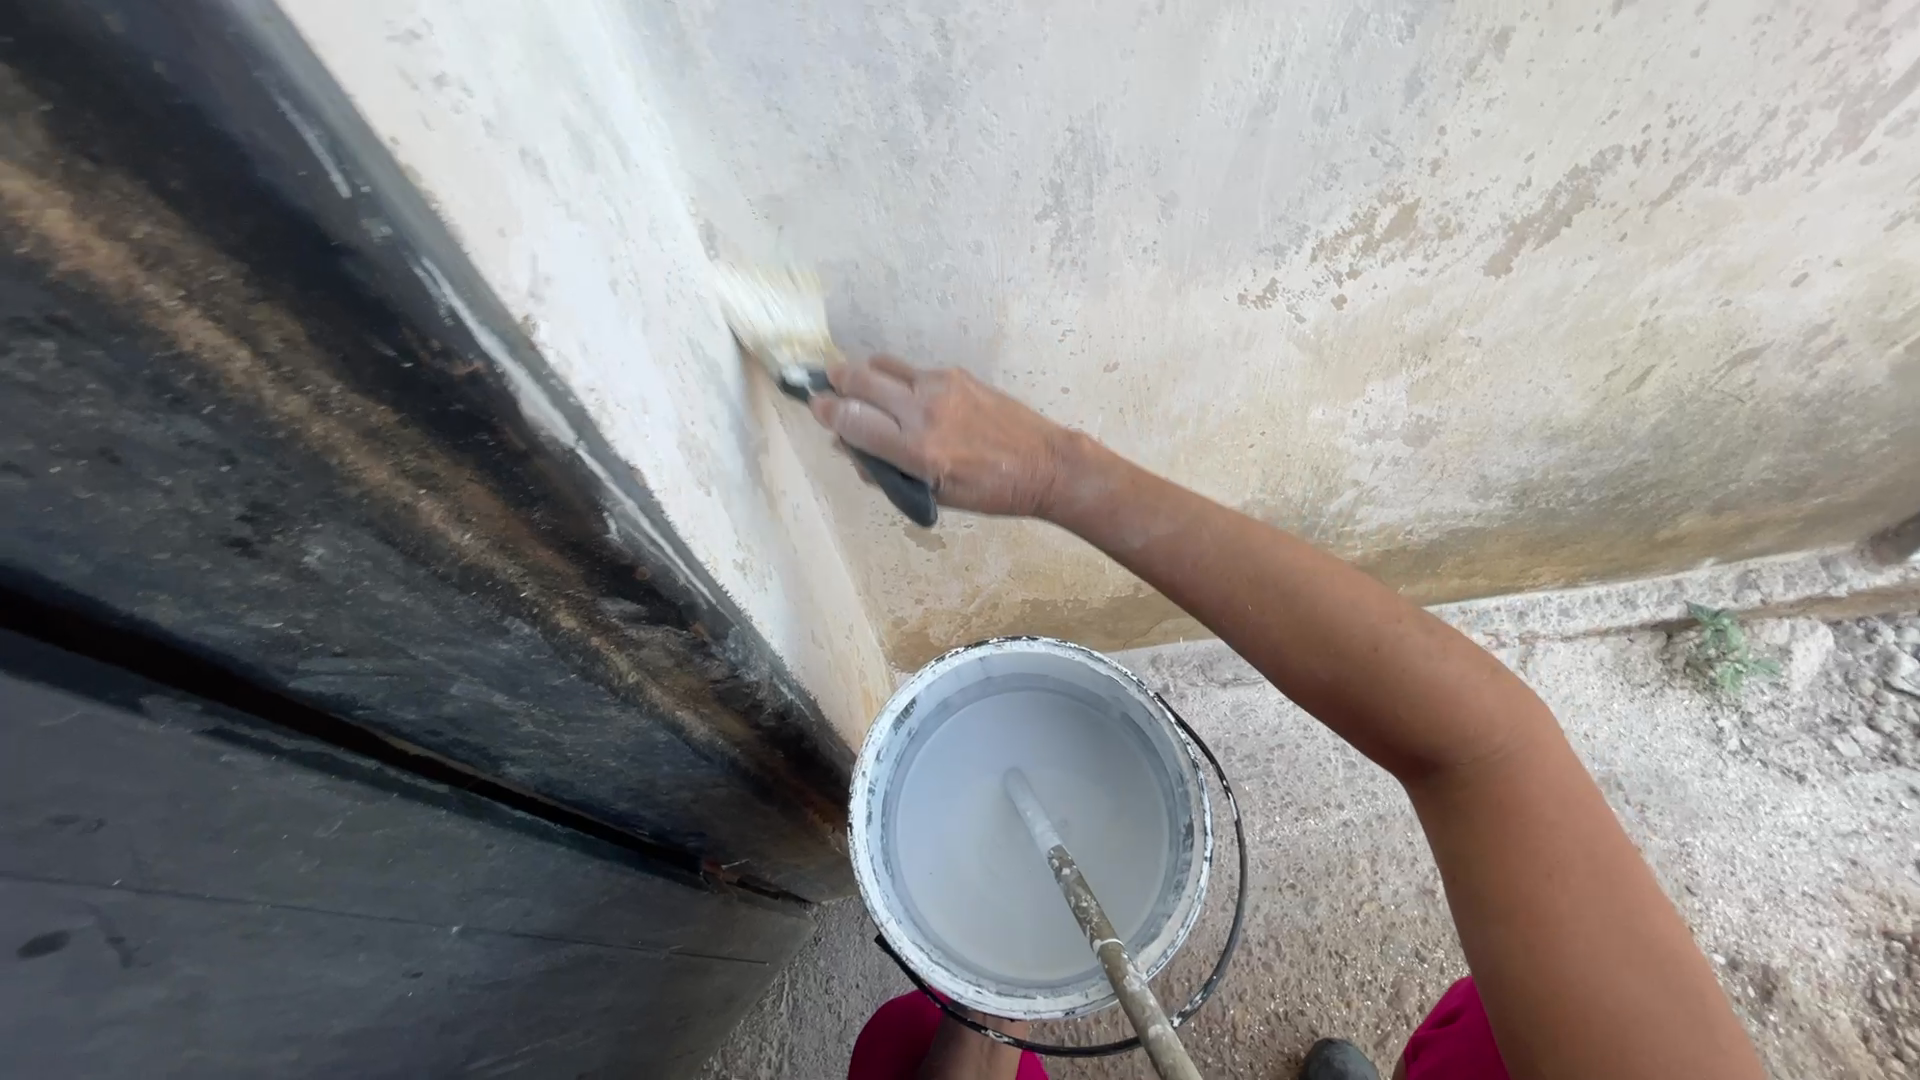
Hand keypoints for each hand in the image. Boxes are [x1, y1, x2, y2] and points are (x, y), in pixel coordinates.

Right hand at [808, 355, 1072, 517]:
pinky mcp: (956, 374)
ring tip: (858, 384)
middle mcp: (924, 412)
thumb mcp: (937, 496)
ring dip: (863, 374)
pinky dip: (896, 378)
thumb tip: (850, 449)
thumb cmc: (991, 491)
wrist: (1045, 463)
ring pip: (883, 367)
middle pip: (859, 381)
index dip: (827, 412)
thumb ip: (889, 472)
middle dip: (835, 382)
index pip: (853, 422)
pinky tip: (903, 394)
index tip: (815, 406)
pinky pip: (911, 369)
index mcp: (918, 451)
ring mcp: (941, 386)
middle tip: (825, 386)